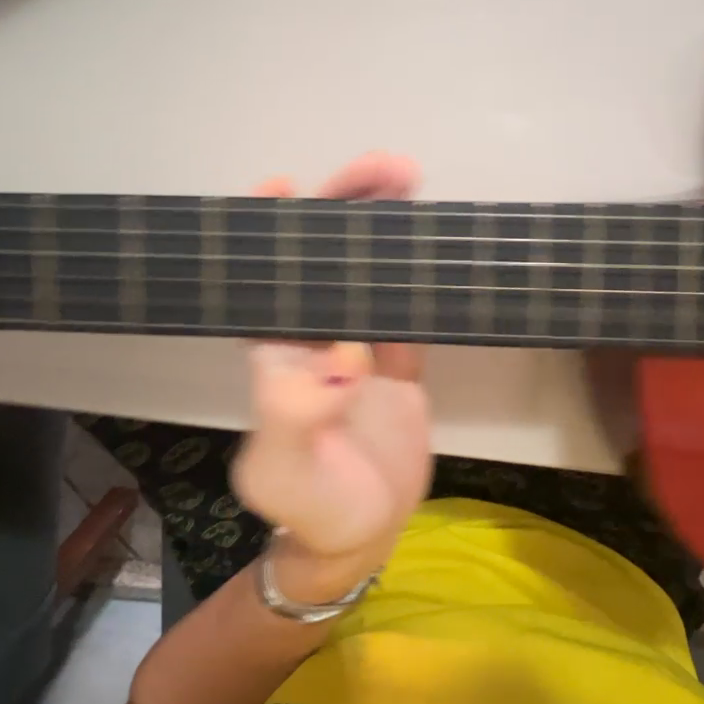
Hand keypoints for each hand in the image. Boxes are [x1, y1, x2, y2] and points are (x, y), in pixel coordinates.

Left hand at [230, 154, 431, 597]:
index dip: (269, 230)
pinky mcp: (398, 365)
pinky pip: (408, 311)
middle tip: (388, 168)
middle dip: (345, 208)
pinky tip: (438, 244)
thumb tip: (339, 354)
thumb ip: (296, 416)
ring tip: (413, 184)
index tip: (286, 184)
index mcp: (275, 356)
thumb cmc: (309, 506)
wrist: (360, 535)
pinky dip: (421, 277)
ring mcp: (357, 349)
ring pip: (368, 275)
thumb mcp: (287, 472)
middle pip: (323, 261)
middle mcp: (313, 340)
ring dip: (386, 231)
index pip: (265, 280)